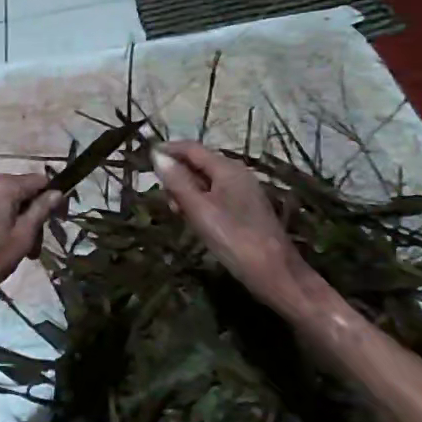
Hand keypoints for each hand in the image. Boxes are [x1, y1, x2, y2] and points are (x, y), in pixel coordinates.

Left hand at [0, 173, 63, 304]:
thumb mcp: (23, 236)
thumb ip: (41, 210)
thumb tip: (57, 192)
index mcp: (3, 186)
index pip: (39, 180)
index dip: (54, 197)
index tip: (61, 220)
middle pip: (23, 191)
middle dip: (35, 214)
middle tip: (39, 245)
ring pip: (9, 202)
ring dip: (21, 222)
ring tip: (24, 252)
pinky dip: (5, 221)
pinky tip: (5, 245)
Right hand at [153, 141, 309, 307]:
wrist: (275, 273)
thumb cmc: (233, 239)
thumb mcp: (199, 209)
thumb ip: (177, 182)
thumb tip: (157, 155)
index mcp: (227, 168)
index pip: (192, 148)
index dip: (169, 150)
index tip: (146, 157)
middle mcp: (237, 174)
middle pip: (200, 163)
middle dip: (177, 174)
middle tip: (162, 194)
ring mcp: (244, 192)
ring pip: (207, 181)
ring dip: (187, 190)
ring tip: (176, 211)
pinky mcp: (246, 209)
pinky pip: (216, 195)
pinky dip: (200, 201)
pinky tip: (193, 219)